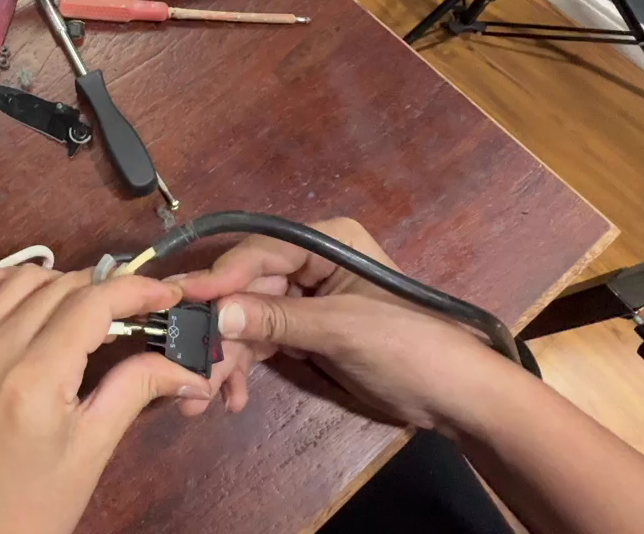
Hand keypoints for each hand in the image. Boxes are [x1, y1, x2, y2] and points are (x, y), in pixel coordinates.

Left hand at [0, 266, 214, 533]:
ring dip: (63, 282)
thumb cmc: (34, 505)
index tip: (166, 293)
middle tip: (136, 309)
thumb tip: (188, 368)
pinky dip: (11, 281)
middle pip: (63, 287)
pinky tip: (35, 297)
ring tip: (89, 308)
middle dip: (107, 289)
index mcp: (34, 377)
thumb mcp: (93, 449)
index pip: (93, 303)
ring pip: (23, 279)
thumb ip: (136, 389)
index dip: (135, 289)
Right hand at [173, 218, 518, 431]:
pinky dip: (245, 367)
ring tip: (206, 393)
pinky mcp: (302, 330)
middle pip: (247, 288)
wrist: (459, 401)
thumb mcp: (341, 330)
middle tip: (189, 359)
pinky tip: (234, 395)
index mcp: (324, 241)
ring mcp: (303, 297)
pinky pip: (261, 341)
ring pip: (248, 318)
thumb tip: (217, 313)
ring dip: (227, 354)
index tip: (183, 298)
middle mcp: (307, 261)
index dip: (222, 276)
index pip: (260, 250)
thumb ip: (277, 319)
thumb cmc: (409, 347)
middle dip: (220, 327)